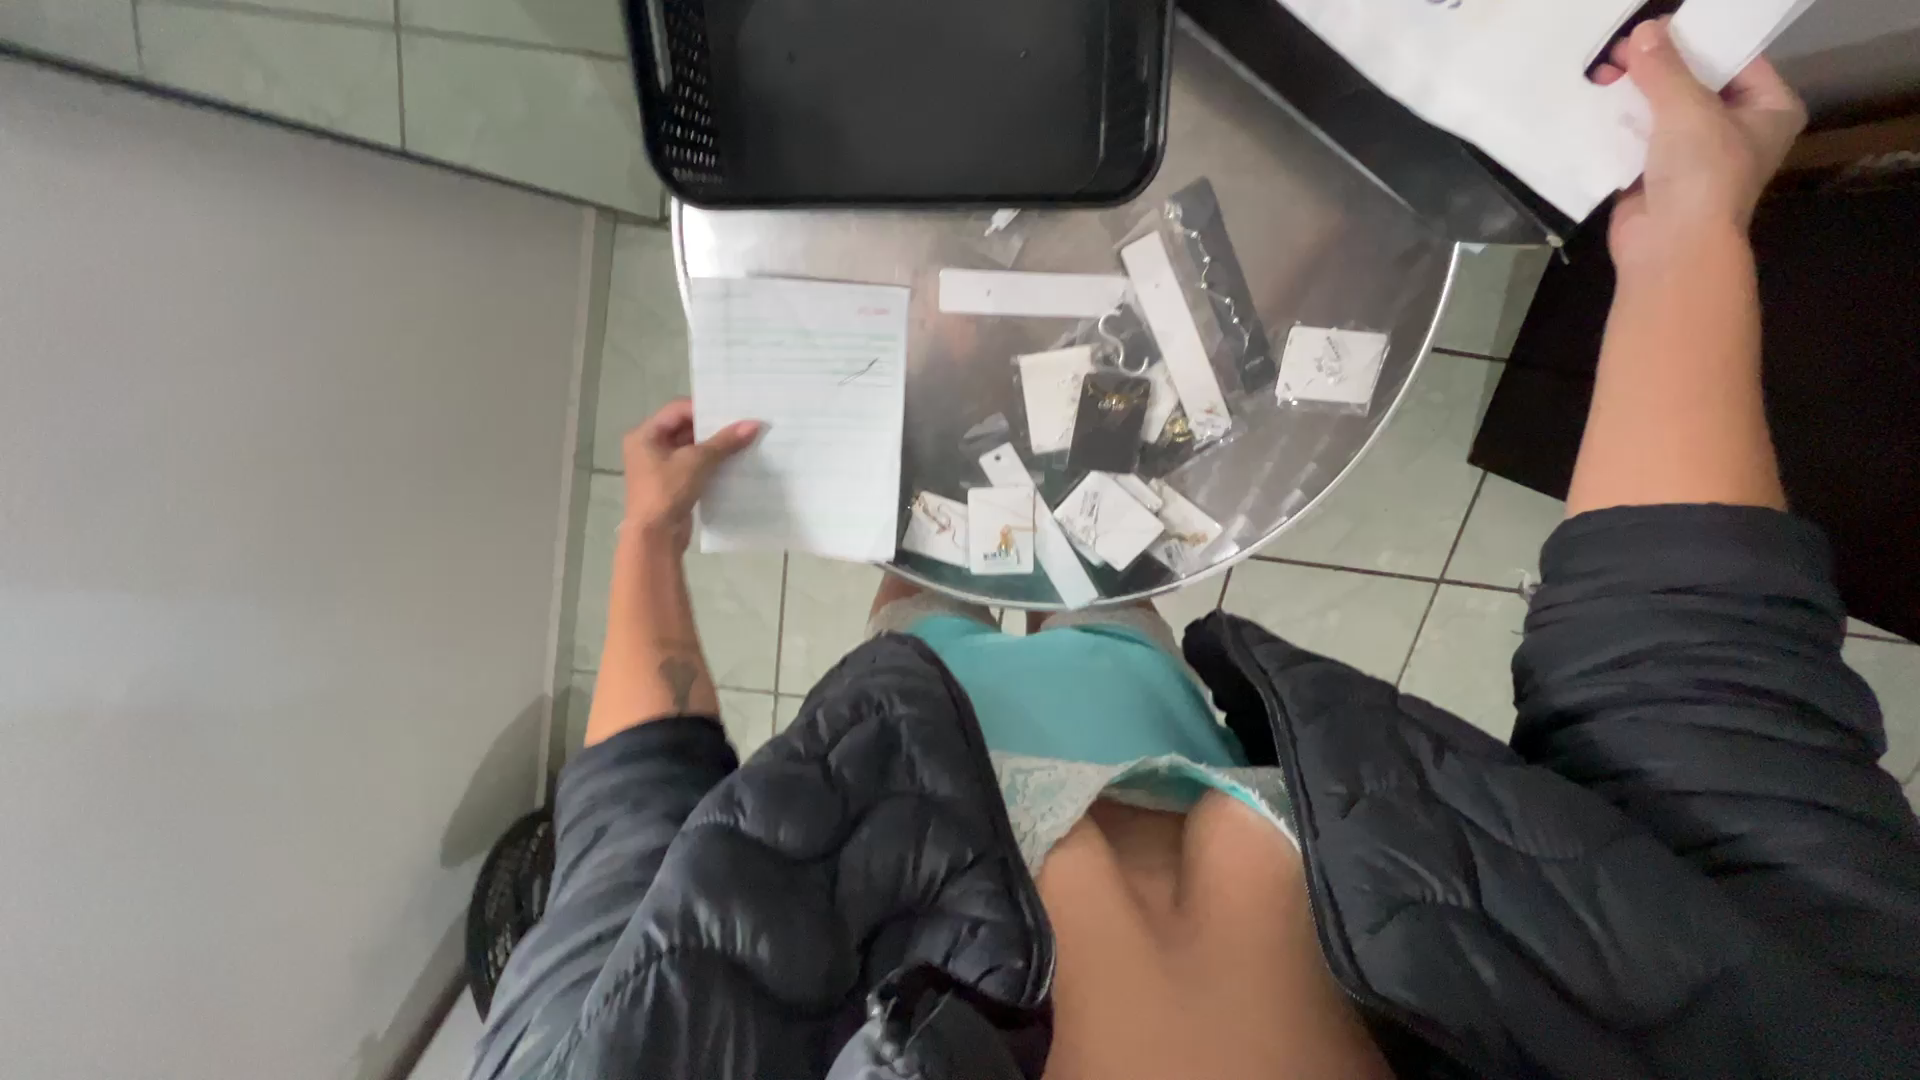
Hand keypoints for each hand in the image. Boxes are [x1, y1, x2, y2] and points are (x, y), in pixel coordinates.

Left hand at [621, 399, 760, 552]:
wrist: (655, 536)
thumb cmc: (667, 491)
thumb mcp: (697, 462)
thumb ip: (725, 441)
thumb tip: (754, 424)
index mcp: (645, 434)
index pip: (678, 410)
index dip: (705, 409)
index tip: (732, 411)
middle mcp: (649, 446)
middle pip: (685, 427)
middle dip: (713, 427)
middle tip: (742, 424)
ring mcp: (660, 466)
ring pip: (691, 447)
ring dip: (715, 446)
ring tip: (743, 441)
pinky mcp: (673, 483)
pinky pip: (694, 465)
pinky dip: (712, 462)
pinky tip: (734, 462)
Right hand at [1594, 19, 1806, 269]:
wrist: (1670, 245)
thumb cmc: (1702, 174)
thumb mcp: (1688, 111)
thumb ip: (1664, 71)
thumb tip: (1644, 30)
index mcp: (1768, 110)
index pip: (1734, 63)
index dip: (1697, 45)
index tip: (1657, 32)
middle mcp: (1732, 132)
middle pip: (1691, 89)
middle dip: (1654, 74)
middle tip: (1617, 56)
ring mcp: (1689, 159)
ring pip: (1658, 118)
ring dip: (1629, 102)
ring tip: (1599, 80)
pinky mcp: (1650, 179)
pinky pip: (1633, 146)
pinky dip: (1614, 132)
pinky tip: (1591, 116)